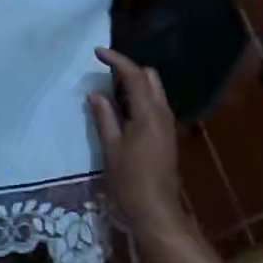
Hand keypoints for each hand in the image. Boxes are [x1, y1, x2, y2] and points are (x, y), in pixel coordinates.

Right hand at [88, 47, 190, 242]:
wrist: (157, 211)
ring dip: (135, 84)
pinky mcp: (168, 134)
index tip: (98, 52)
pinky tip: (123, 109)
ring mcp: (168, 123)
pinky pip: (155, 104)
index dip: (117, 60)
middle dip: (129, 69)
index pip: (134, 75)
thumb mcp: (111, 149)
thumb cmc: (130, 181)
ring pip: (154, 90)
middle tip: (104, 73)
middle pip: (150, 77)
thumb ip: (104, 117)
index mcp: (148, 112)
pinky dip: (140, 98)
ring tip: (110, 90)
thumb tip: (95, 93)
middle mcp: (162, 112)